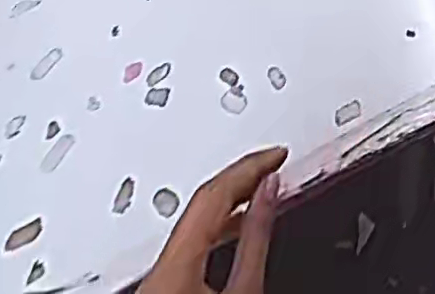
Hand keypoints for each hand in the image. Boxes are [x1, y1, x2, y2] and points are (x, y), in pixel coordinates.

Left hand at [139, 146, 286, 293]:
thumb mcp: (244, 291)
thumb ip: (257, 236)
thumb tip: (271, 187)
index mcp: (175, 263)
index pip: (214, 191)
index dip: (250, 166)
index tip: (278, 154)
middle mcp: (158, 268)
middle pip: (202, 201)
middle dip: (242, 176)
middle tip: (273, 162)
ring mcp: (156, 280)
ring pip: (195, 220)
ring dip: (231, 197)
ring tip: (263, 186)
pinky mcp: (160, 287)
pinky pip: (189, 239)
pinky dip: (218, 221)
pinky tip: (238, 221)